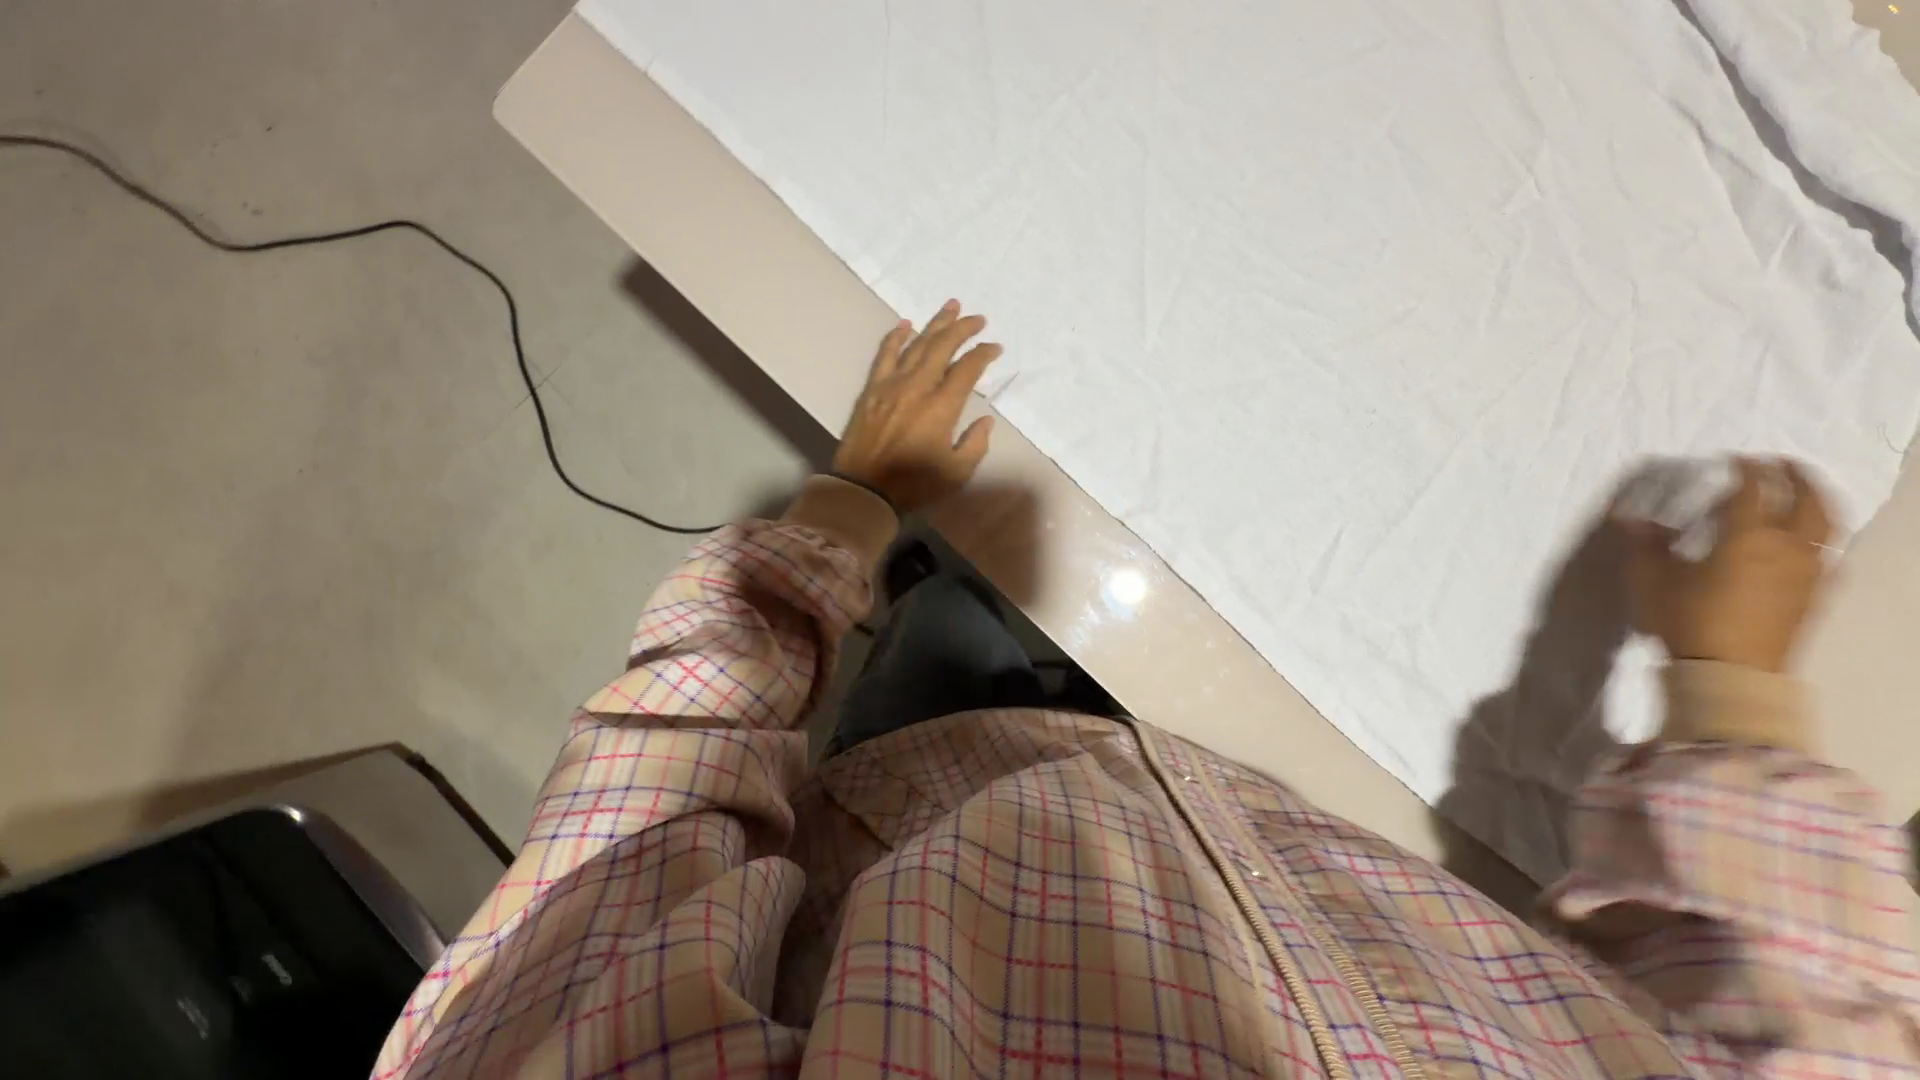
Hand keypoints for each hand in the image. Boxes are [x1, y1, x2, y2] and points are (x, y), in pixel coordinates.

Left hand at [833, 300, 999, 513]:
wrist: (864, 489)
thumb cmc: (915, 484)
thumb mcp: (957, 472)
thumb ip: (975, 444)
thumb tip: (984, 420)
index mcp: (942, 407)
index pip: (967, 369)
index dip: (983, 354)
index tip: (994, 348)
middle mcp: (917, 387)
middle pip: (943, 346)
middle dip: (962, 329)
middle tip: (978, 318)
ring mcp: (891, 385)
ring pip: (916, 344)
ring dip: (935, 324)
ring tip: (950, 307)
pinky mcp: (872, 390)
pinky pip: (884, 355)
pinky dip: (895, 337)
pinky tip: (905, 324)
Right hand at [1627, 457, 1832, 672]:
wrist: (1729, 672)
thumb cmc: (1685, 619)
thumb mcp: (1652, 580)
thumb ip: (1647, 546)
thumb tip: (1634, 521)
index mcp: (1747, 537)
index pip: (1753, 490)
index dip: (1745, 470)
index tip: (1735, 458)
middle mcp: (1787, 547)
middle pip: (1807, 501)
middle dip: (1797, 477)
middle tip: (1782, 463)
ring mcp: (1809, 571)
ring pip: (1827, 525)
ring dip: (1818, 502)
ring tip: (1804, 495)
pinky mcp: (1816, 594)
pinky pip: (1828, 553)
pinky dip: (1820, 536)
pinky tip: (1806, 541)